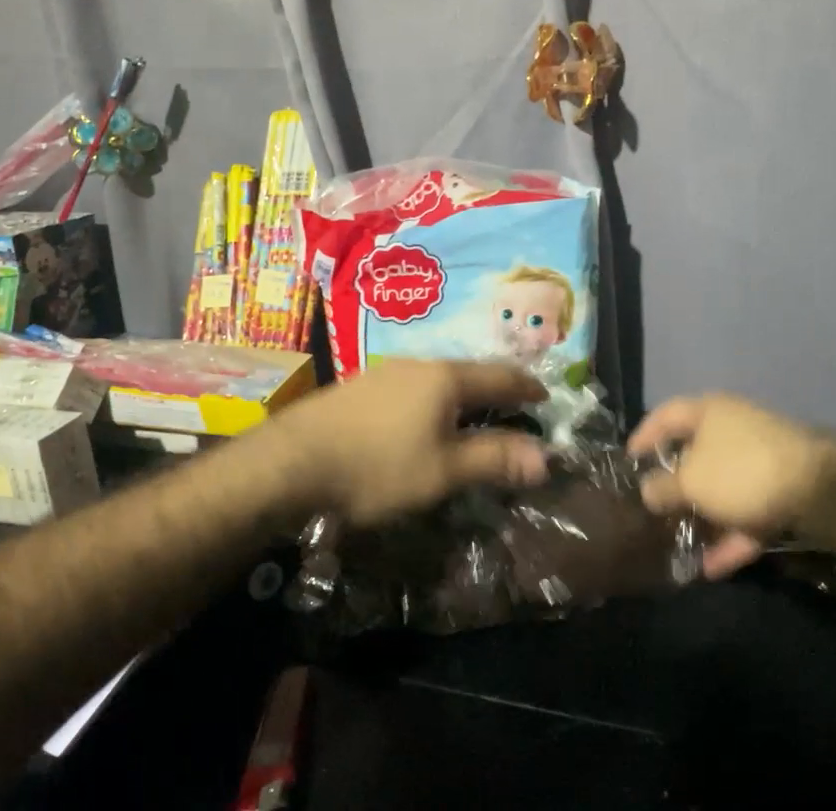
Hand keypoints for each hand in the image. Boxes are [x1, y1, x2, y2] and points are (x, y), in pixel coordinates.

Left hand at [277, 360, 550, 525]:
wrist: (289, 463)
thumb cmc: (376, 466)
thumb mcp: (443, 471)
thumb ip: (494, 460)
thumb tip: (546, 457)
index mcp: (445, 378)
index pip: (500, 376)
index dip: (527, 387)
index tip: (546, 396)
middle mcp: (416, 365)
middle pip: (467, 373)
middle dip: (494, 390)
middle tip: (514, 408)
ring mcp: (382, 373)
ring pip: (435, 381)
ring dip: (459, 397)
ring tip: (470, 416)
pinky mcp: (357, 389)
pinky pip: (410, 390)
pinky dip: (430, 403)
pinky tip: (420, 422)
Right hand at [627, 394, 835, 578]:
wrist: (820, 488)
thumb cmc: (740, 471)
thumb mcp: (690, 481)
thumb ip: (662, 487)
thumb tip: (648, 491)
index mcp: (709, 412)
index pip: (665, 416)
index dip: (643, 436)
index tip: (628, 461)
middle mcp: (735, 429)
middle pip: (696, 456)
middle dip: (676, 488)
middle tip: (654, 511)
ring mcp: (763, 461)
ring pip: (724, 491)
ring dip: (704, 520)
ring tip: (681, 549)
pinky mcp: (785, 491)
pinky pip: (749, 514)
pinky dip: (732, 538)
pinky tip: (712, 569)